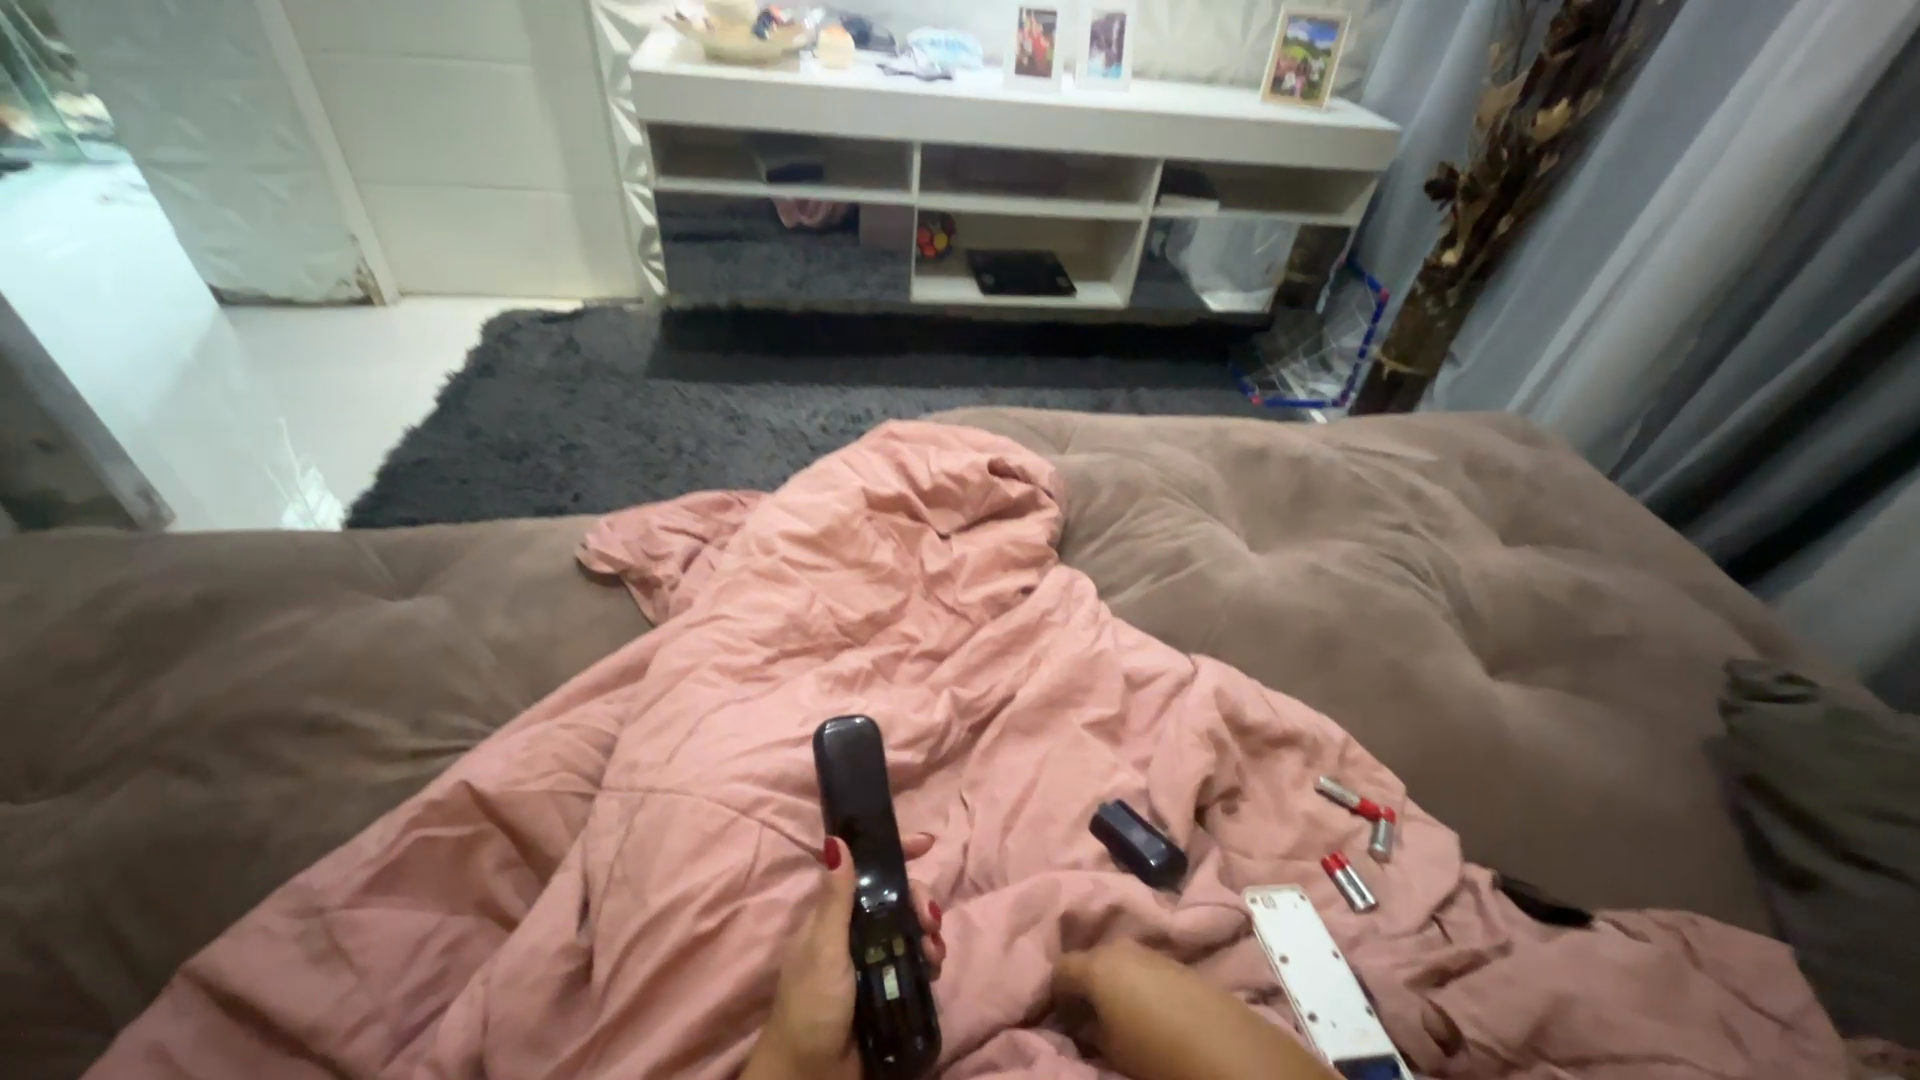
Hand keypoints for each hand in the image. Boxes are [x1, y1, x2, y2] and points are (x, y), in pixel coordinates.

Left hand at [742, 834, 946, 1079]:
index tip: (927, 843)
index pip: (866, 870)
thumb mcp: (823, 947)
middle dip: (920, 900)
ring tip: (935, 952)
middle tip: (930, 920)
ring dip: (929, 932)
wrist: (813, 1074)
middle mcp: (856, 930)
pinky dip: (929, 958)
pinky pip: (917, 960)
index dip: (895, 852)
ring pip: (911, 927)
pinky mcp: (890, 986)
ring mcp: (874, 958)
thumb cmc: (811, 1004)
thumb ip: (835, 897)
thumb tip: (836, 837)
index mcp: (835, 915)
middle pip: (897, 897)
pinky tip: (934, 967)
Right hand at [1053, 941, 1335, 1079]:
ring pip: (1118, 961)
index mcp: (1097, 964)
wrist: (1230, 1051)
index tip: (1059, 1018)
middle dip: (1085, 984)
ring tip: (1118, 1014)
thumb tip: (1079, 1020)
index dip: (1055, 993)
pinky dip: (1137, 984)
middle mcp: (1121, 948)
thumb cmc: (1157, 1051)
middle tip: (1086, 1017)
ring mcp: (1151, 952)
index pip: (1060, 968)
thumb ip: (1088, 1028)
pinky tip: (1147, 1010)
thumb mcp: (1112, 1048)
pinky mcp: (1177, 963)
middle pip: (1090, 959)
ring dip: (1112, 983)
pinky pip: (1143, 967)